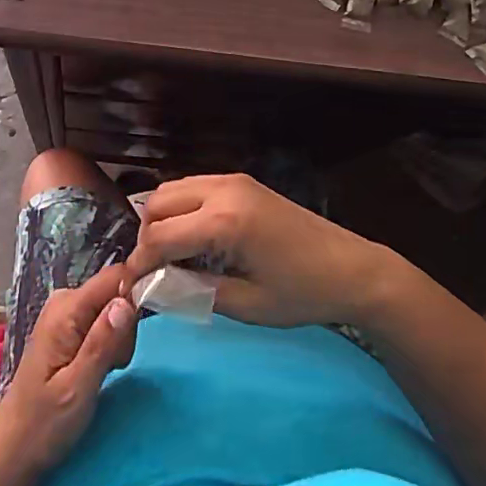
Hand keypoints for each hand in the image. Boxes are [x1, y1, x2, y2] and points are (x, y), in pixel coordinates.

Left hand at [0, 264, 137, 474]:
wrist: (16, 445)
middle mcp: (65, 300)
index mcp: (66, 308)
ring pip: (112, 309)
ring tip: (103, 372)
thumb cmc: (45, 422)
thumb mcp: (78, 387)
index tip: (142, 328)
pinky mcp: (68, 326)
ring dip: (118, 340)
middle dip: (125, 328)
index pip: (114, 276)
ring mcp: (65, 312)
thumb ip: (103, 343)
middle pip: (116, 293)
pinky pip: (102, 322)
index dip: (137, 291)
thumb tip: (126, 302)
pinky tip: (98, 369)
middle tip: (114, 366)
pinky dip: (109, 345)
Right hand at [126, 173, 390, 327]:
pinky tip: (193, 236)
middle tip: (154, 270)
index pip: (159, 237)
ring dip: (160, 219)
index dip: (139, 263)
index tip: (132, 287)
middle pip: (156, 204)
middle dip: (146, 238)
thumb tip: (155, 288)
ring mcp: (231, 180)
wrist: (354, 269)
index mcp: (224, 222)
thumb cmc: (302, 293)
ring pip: (170, 189)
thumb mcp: (247, 305)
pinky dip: (180, 208)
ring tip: (172, 254)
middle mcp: (222, 190)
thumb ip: (194, 293)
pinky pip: (191, 186)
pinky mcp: (239, 180)